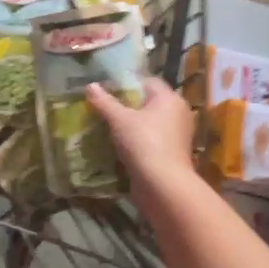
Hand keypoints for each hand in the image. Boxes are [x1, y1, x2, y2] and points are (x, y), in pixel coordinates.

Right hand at [87, 77, 197, 191]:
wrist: (163, 186)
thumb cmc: (143, 143)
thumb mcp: (119, 119)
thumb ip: (104, 101)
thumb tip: (90, 85)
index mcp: (170, 99)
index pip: (147, 82)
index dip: (126, 83)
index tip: (106, 90)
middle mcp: (178, 114)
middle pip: (148, 102)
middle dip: (126, 105)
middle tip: (103, 107)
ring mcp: (177, 135)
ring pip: (149, 123)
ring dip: (131, 124)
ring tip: (106, 125)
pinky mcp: (172, 153)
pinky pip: (151, 139)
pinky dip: (137, 140)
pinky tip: (118, 144)